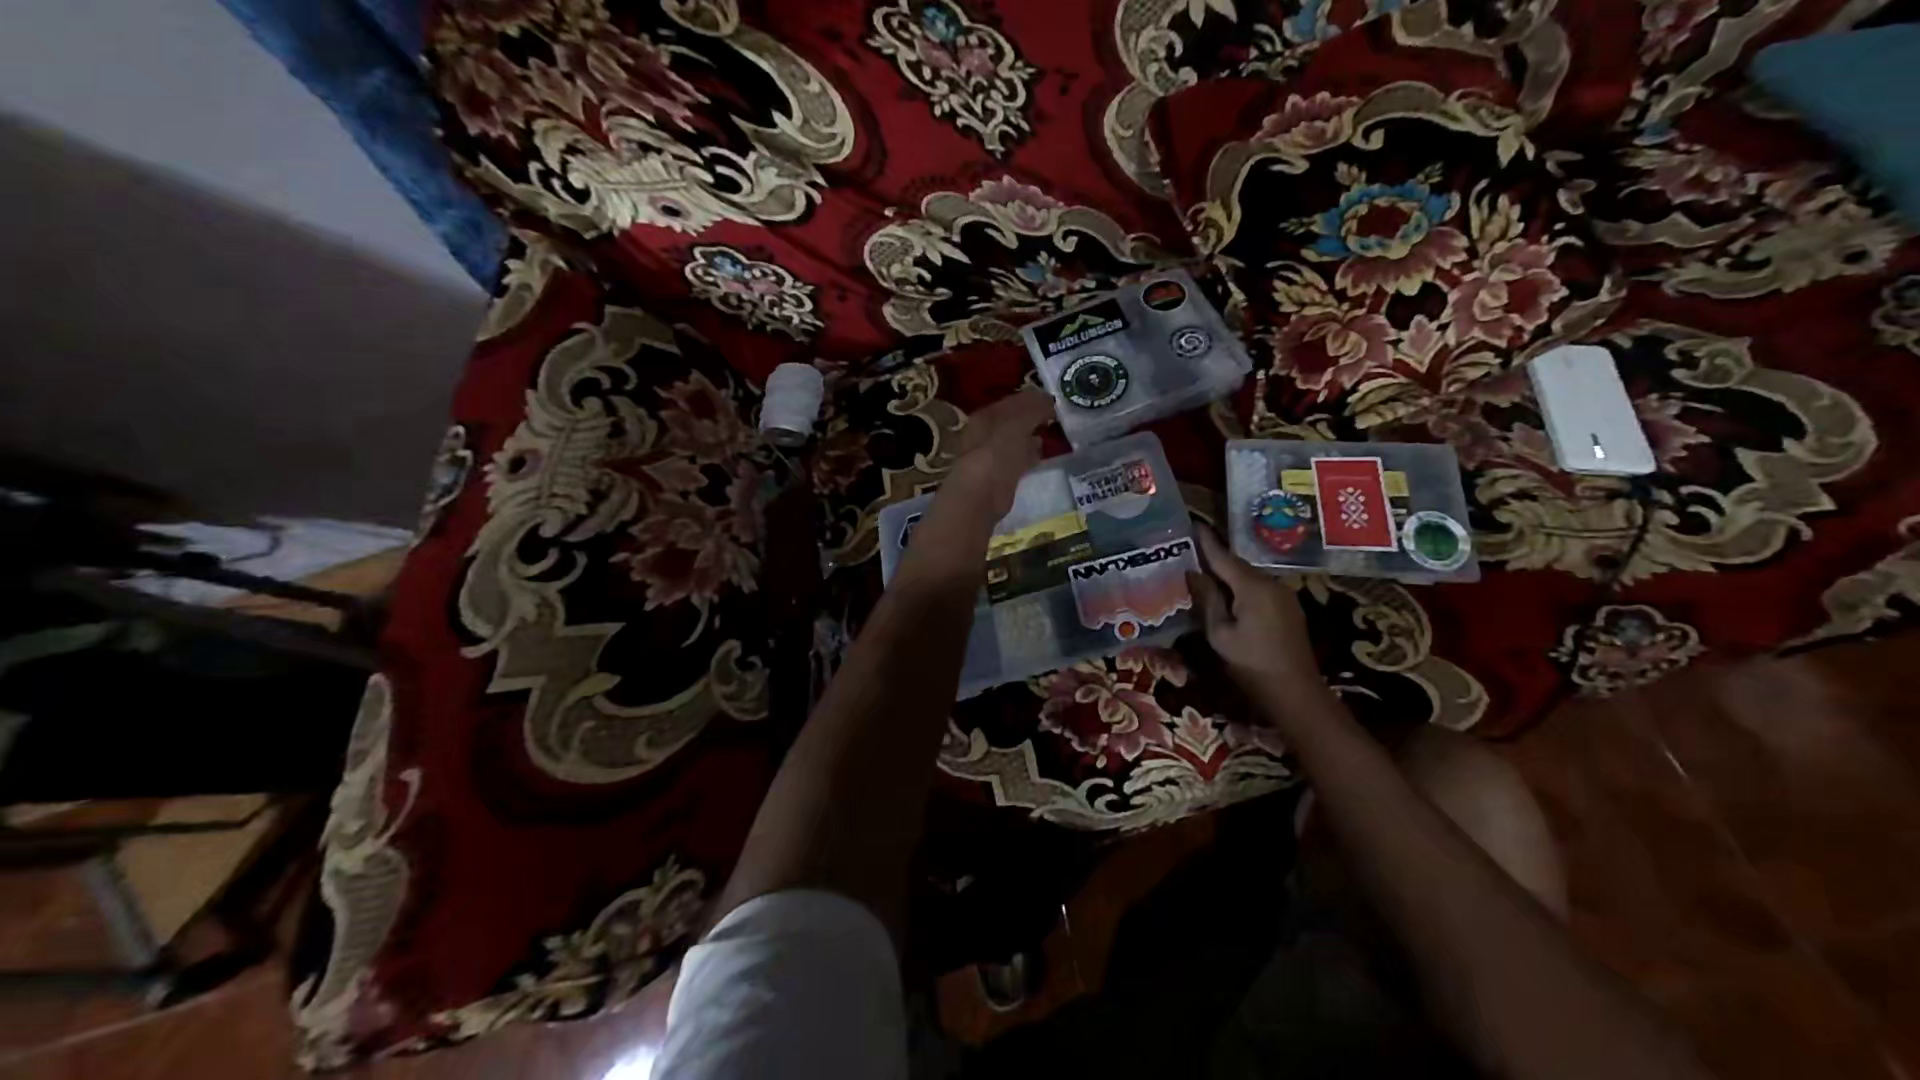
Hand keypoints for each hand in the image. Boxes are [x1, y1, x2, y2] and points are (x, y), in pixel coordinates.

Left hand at [940, 388, 1055, 521]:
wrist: (982, 494)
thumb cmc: (996, 452)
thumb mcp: (1018, 423)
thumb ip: (1034, 410)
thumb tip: (1048, 400)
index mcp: (986, 416)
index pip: (1012, 401)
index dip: (1032, 399)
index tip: (1053, 400)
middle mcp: (986, 433)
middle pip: (1013, 420)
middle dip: (1032, 417)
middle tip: (1055, 415)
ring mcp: (992, 456)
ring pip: (1016, 440)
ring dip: (1031, 436)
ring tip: (1051, 432)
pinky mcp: (1000, 476)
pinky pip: (1018, 459)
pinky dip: (1030, 455)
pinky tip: (1041, 454)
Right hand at [1187, 529, 1328, 713]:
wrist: (1296, 694)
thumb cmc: (1252, 665)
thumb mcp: (1220, 634)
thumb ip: (1207, 600)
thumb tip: (1193, 573)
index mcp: (1253, 586)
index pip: (1222, 556)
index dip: (1205, 541)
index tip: (1190, 523)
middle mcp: (1271, 583)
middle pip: (1236, 565)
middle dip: (1213, 557)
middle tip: (1187, 549)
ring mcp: (1283, 596)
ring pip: (1247, 578)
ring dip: (1225, 574)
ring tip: (1200, 571)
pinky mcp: (1287, 609)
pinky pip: (1257, 589)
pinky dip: (1238, 587)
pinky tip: (1224, 594)